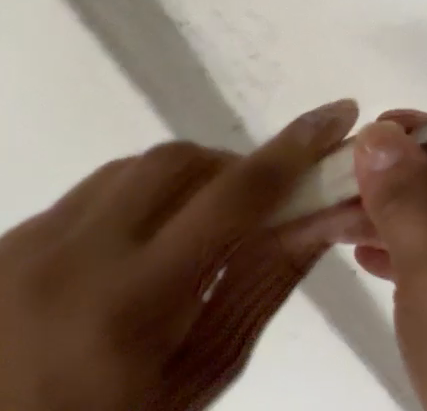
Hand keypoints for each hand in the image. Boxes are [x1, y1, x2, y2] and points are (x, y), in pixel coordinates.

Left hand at [0, 100, 363, 410]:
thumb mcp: (207, 365)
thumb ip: (271, 278)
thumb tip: (336, 208)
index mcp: (133, 299)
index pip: (237, 194)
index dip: (298, 146)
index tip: (340, 115)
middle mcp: (69, 263)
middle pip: (179, 162)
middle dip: (232, 168)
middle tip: (255, 200)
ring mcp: (18, 255)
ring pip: (126, 172)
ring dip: (178, 184)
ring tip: (188, 229)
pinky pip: (80, 200)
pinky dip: (126, 208)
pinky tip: (128, 254)